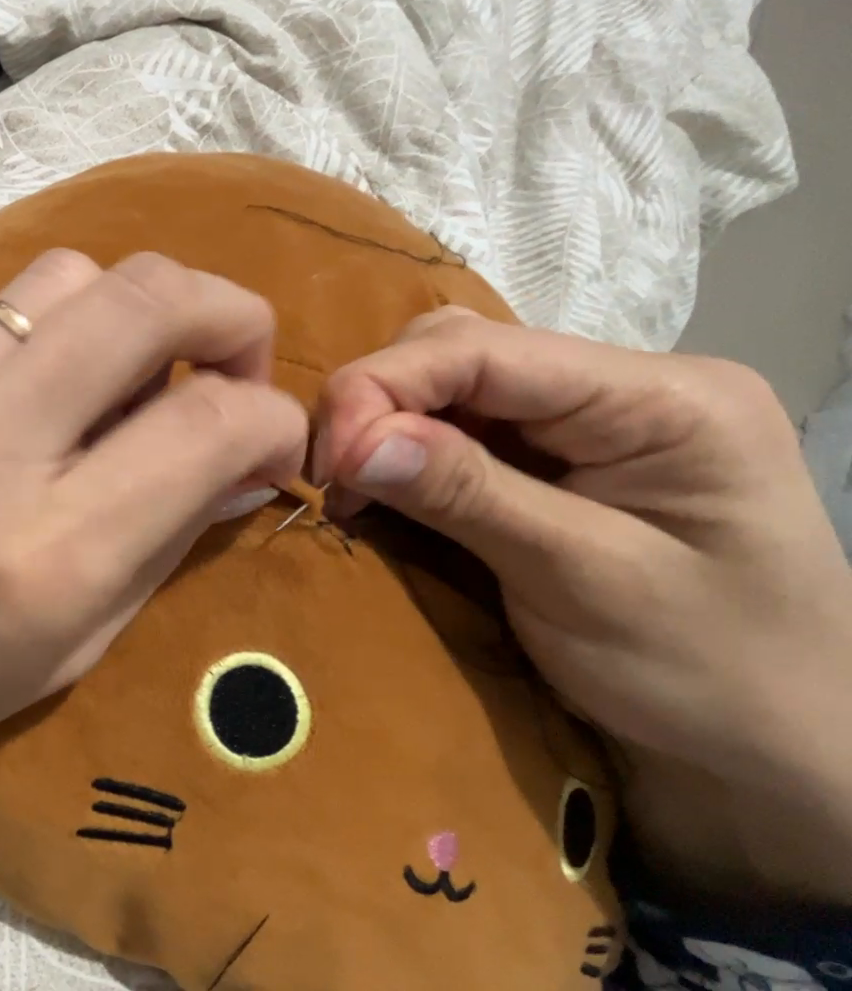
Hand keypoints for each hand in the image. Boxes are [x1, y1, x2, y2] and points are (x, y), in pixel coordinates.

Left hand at [0, 251, 306, 814]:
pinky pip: (8, 306)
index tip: (269, 447)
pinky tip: (64, 379)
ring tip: (143, 370)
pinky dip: (67, 321)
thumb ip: (165, 545)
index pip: (209, 422)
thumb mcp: (70, 651)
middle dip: (230, 312)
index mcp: (52, 553)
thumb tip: (242, 462)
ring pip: (75, 274)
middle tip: (232, 368)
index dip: (274, 420)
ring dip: (141, 303)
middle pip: (146, 298)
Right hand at [311, 307, 851, 904]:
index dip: (382, 388)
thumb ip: (468, 496)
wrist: (770, 742)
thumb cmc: (704, 670)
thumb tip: (352, 443)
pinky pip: (455, 428)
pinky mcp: (555, 456)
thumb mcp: (582, 580)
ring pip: (447, 384)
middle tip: (333, 480)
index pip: (485, 350)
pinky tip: (381, 492)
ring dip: (380, 429)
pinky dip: (401, 454)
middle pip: (459, 351)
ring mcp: (588, 419)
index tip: (324, 461)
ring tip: (349, 491)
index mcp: (663, 399)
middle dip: (376, 403)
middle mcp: (624, 387)